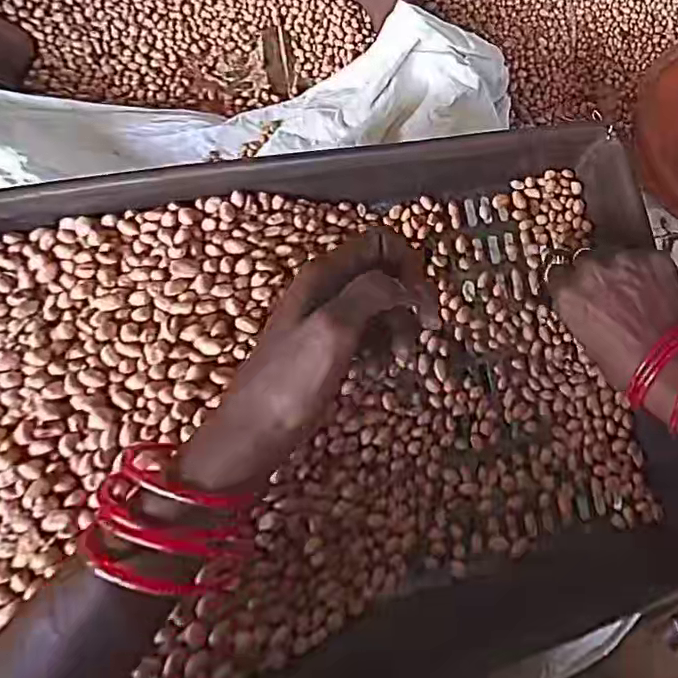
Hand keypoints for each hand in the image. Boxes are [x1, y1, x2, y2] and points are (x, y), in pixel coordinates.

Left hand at [172, 228, 438, 493]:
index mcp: (324, 274)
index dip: (408, 263)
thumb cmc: (289, 384)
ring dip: (400, 325)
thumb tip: (407, 284)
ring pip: (381, 303)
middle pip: (385, 272)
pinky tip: (380, 368)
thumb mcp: (332, 330)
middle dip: (410, 297)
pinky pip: (369, 332)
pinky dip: (383, 345)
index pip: (380, 242)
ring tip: (399, 358)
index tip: (421, 300)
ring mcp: (326, 317)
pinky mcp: (329, 345)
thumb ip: (370, 294)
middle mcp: (326, 288)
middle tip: (426, 329)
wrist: (252, 435)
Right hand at [548, 249, 677, 393]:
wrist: (670, 364)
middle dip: (595, 274)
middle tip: (611, 293)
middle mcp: (590, 270)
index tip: (580, 289)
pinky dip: (647, 269)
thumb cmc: (627, 364)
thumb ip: (580, 311)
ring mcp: (621, 260)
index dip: (570, 282)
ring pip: (615, 253)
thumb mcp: (586, 340)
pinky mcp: (651, 257)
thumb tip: (588, 302)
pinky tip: (654, 288)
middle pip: (585, 260)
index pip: (558, 273)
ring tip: (635, 292)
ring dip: (621, 269)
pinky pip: (643, 257)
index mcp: (568, 293)